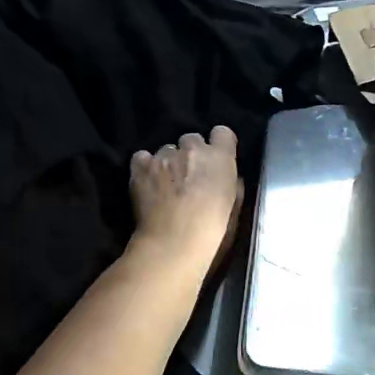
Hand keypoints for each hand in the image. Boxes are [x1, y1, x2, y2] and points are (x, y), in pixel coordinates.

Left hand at [128, 126, 241, 265]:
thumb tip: (225, 176)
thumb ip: (230, 183)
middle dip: (190, 154)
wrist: (174, 241)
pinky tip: (146, 181)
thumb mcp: (233, 206)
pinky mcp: (141, 166)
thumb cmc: (212, 231)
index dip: (217, 145)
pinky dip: (145, 166)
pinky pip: (142, 157)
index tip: (214, 158)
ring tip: (165, 184)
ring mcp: (164, 156)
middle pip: (191, 140)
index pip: (222, 133)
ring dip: (168, 162)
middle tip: (188, 176)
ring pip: (166, 150)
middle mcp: (192, 149)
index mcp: (220, 158)